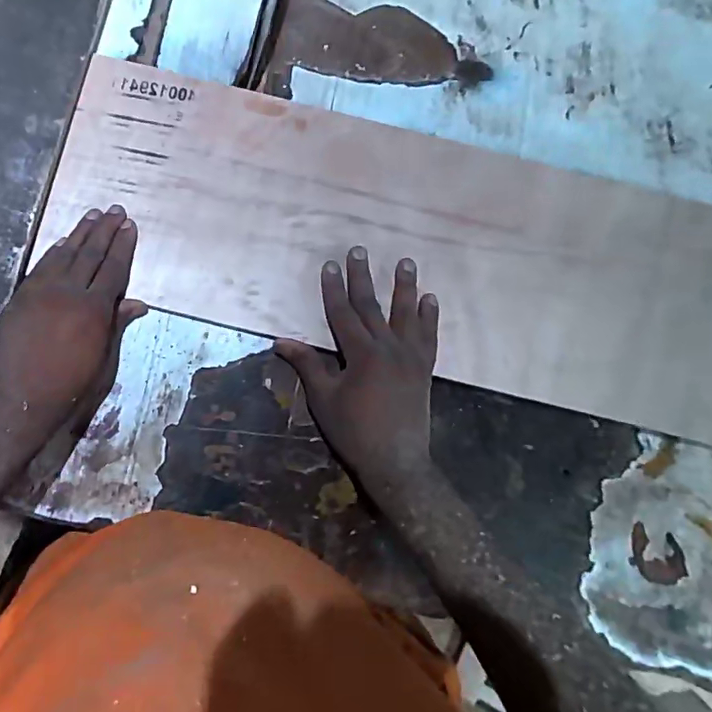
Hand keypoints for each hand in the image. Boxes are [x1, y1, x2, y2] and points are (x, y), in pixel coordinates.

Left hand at [0, 206, 145, 454]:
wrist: (19, 403)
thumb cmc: (70, 390)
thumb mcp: (104, 363)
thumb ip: (117, 327)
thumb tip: (137, 302)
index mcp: (94, 310)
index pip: (113, 268)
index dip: (123, 246)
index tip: (129, 226)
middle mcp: (68, 294)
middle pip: (90, 254)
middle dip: (105, 231)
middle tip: (115, 210)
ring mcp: (41, 294)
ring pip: (64, 254)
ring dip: (80, 233)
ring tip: (92, 215)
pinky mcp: (20, 299)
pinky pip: (40, 267)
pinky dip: (54, 252)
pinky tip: (62, 242)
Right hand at [274, 246, 438, 497]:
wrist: (397, 462)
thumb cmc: (354, 431)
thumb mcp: (324, 399)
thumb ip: (307, 365)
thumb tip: (281, 342)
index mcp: (360, 354)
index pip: (342, 313)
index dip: (333, 288)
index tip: (330, 264)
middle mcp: (387, 348)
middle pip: (372, 306)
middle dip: (363, 277)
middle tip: (360, 250)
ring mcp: (409, 357)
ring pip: (406, 314)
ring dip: (405, 287)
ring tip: (406, 262)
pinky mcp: (424, 368)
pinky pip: (428, 336)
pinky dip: (429, 317)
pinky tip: (430, 299)